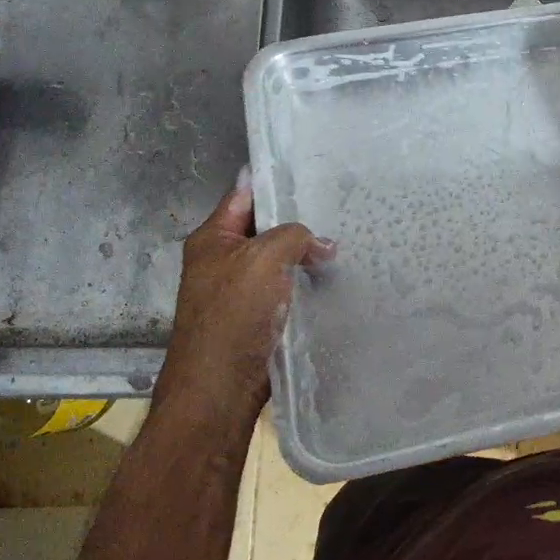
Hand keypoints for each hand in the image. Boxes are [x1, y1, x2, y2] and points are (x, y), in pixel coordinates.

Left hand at [155, 170, 334, 412]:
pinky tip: (336, 278)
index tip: (313, 170)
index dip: (275, 181)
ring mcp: (240, 291)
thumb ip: (295, 236)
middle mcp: (223, 260)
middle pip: (266, 228)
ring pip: (280, 261)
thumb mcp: (264, 259)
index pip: (245, 194)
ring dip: (306, 256)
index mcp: (212, 238)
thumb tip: (322, 245)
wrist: (219, 389)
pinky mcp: (258, 319)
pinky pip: (286, 290)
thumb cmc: (234, 315)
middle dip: (299, 221)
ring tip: (347, 240)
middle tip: (341, 207)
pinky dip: (307, 284)